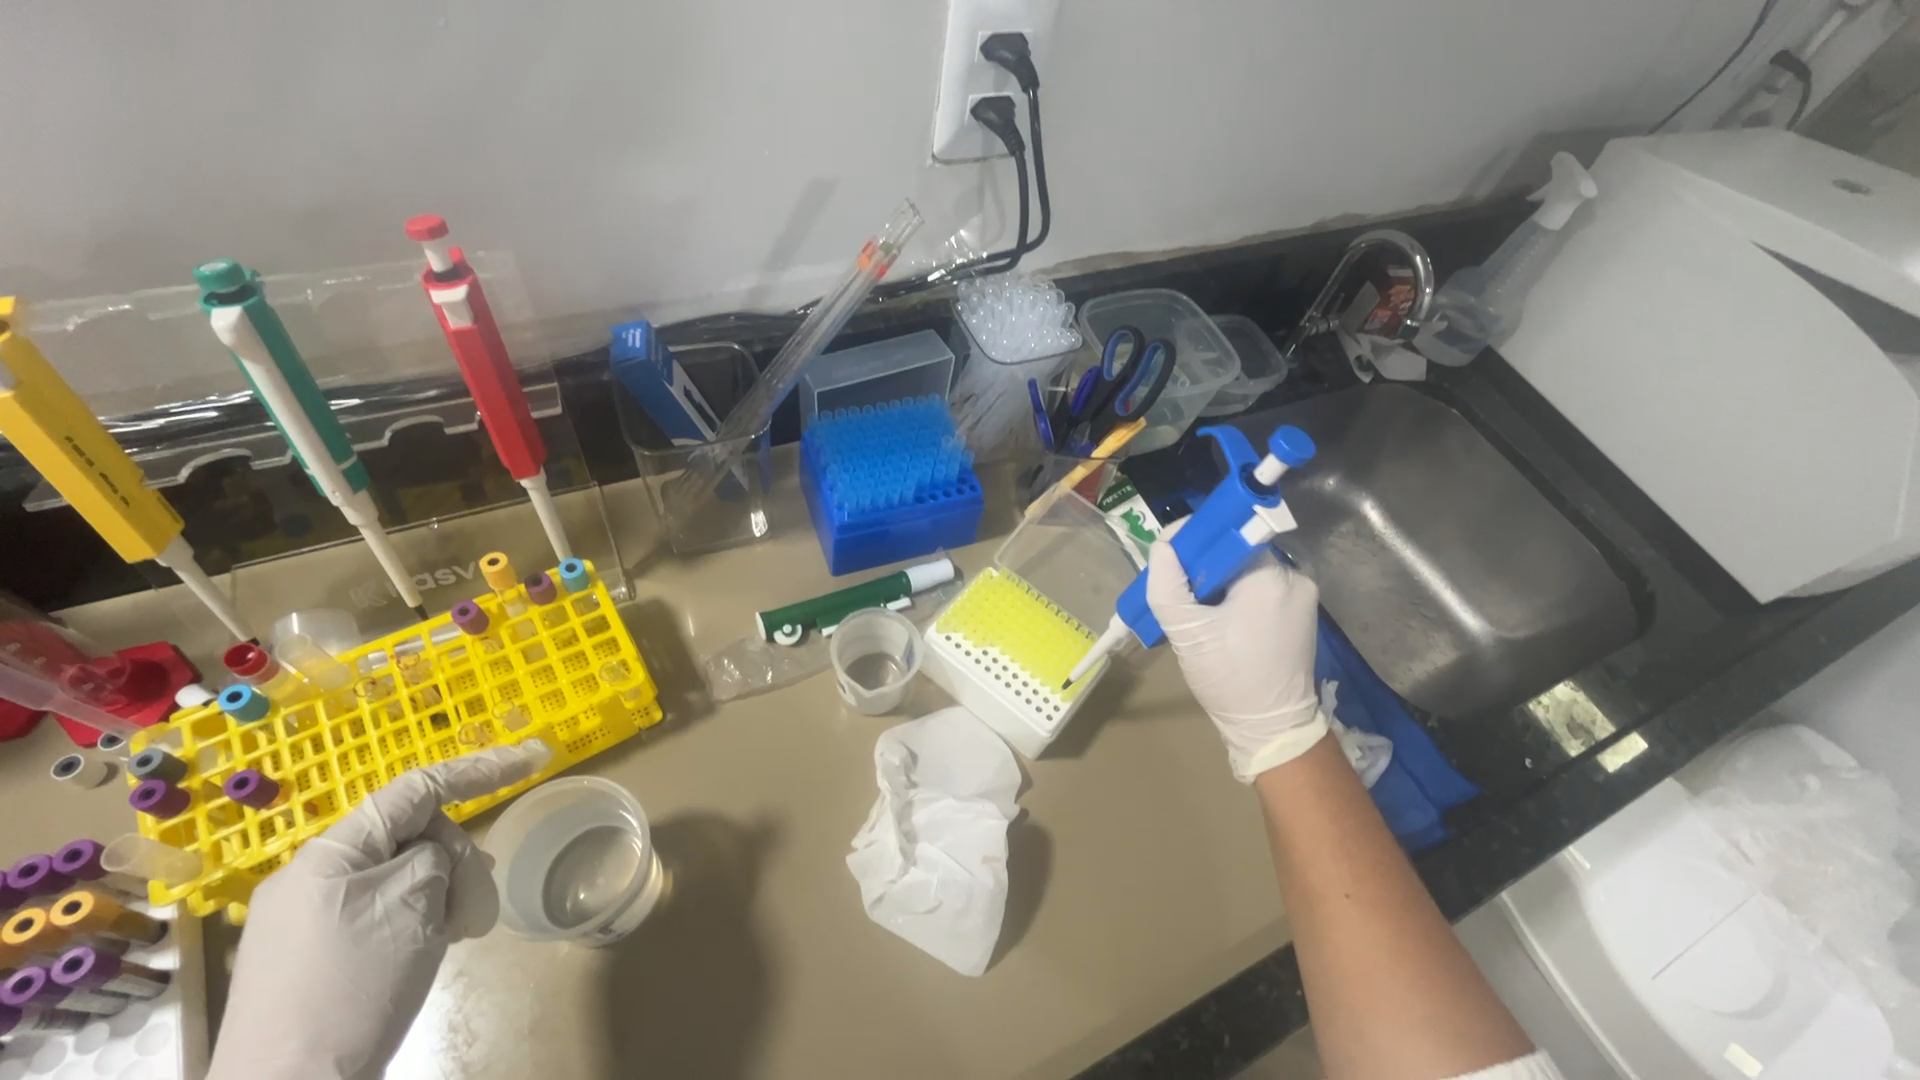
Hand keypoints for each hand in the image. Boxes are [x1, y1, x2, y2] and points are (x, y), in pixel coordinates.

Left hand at [207, 740, 551, 1079]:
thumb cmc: (354, 987)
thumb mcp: (413, 901)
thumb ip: (436, 855)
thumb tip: (433, 859)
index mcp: (331, 853)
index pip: (418, 788)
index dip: (481, 768)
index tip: (537, 757)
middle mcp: (316, 876)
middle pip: (416, 835)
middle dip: (460, 862)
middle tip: (477, 912)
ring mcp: (313, 919)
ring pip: (406, 876)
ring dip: (445, 895)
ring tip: (456, 937)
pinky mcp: (319, 957)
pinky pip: (387, 911)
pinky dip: (423, 918)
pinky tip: (433, 946)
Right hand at [1146, 531, 1327, 782]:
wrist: (1270, 727)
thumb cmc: (1227, 677)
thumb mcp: (1186, 631)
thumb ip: (1167, 583)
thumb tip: (1163, 544)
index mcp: (1270, 576)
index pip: (1227, 540)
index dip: (1197, 548)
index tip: (1175, 569)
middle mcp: (1295, 579)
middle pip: (1237, 557)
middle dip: (1207, 572)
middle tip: (1184, 598)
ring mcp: (1304, 599)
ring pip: (1249, 575)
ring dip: (1222, 588)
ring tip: (1202, 617)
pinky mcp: (1304, 617)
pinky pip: (1263, 594)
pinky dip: (1240, 602)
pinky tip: (1224, 626)